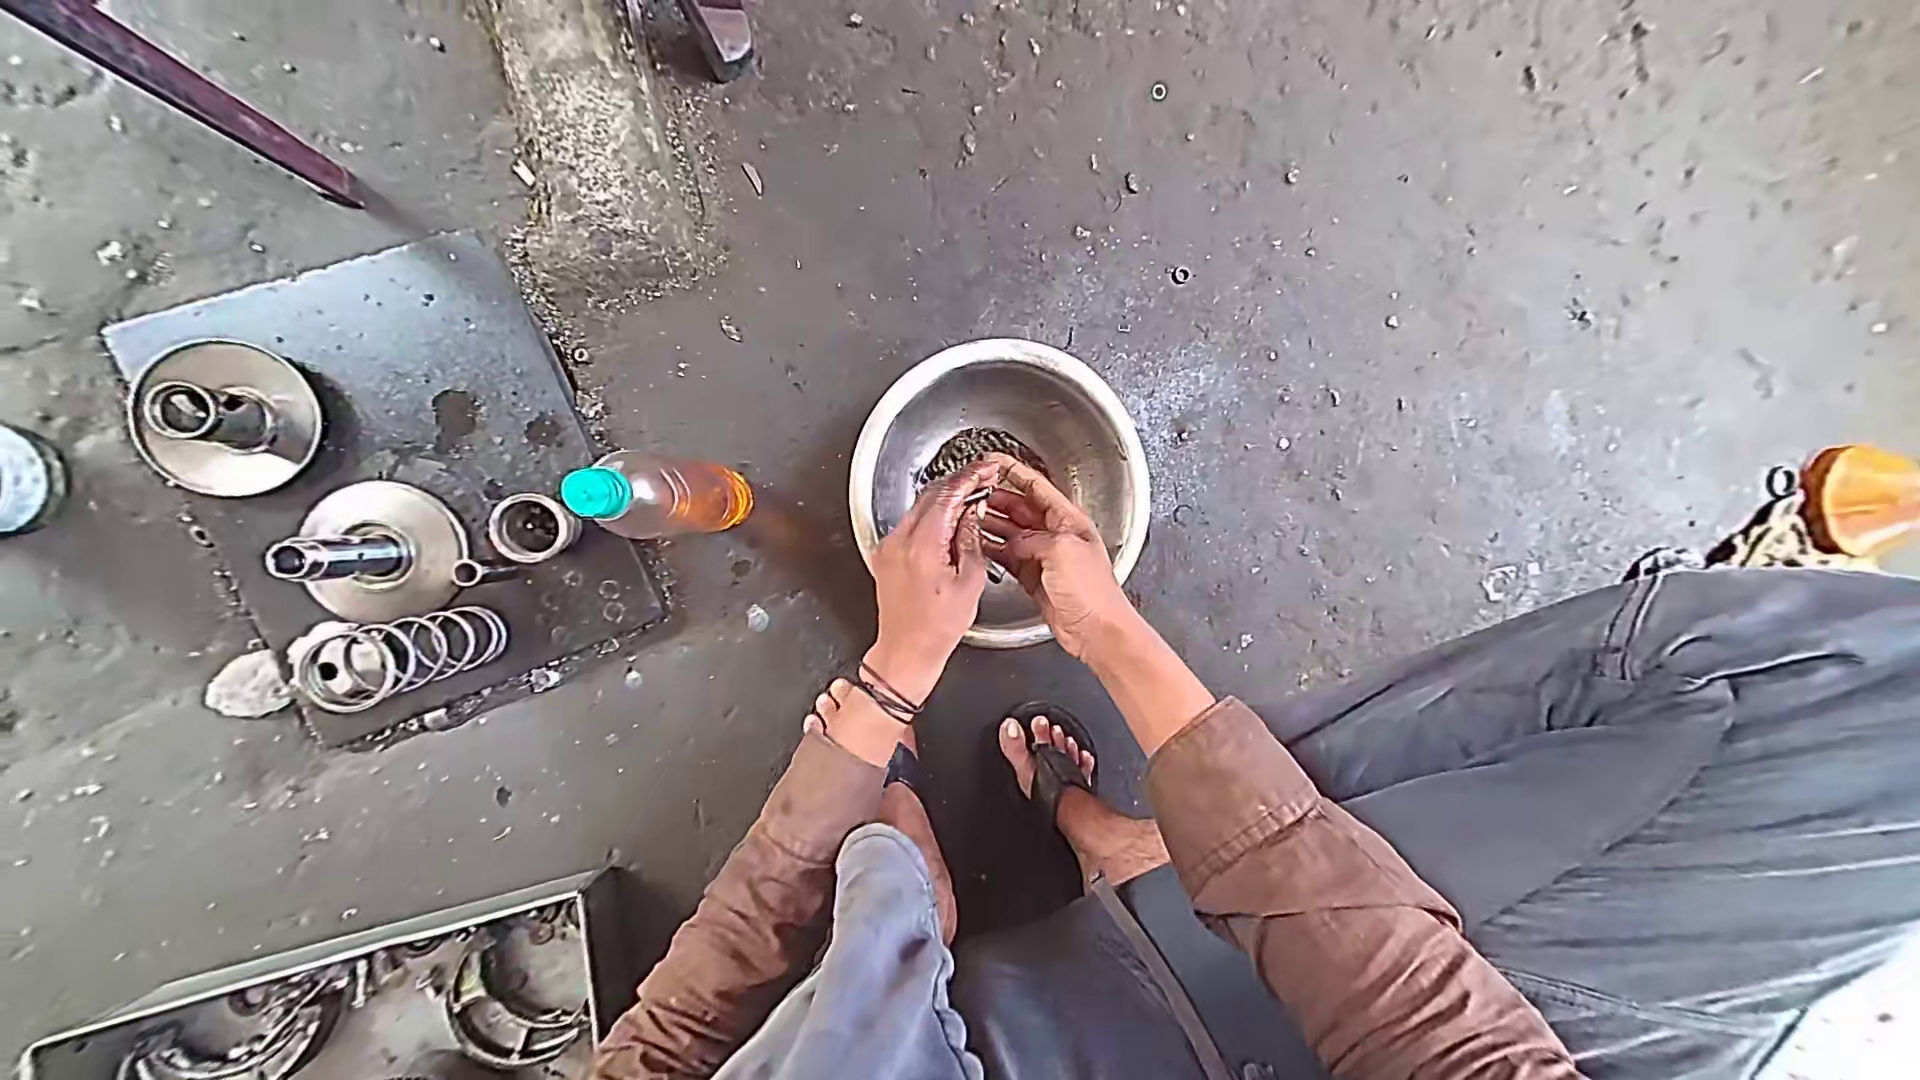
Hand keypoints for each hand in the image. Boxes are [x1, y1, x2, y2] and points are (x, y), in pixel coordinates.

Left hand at [865, 457, 1006, 700]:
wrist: (906, 650)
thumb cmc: (937, 627)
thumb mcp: (970, 582)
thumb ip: (971, 540)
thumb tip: (972, 513)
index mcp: (921, 546)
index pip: (946, 496)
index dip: (968, 478)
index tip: (984, 469)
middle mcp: (899, 541)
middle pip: (930, 496)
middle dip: (958, 484)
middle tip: (981, 479)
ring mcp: (888, 548)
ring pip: (919, 509)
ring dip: (945, 500)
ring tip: (970, 501)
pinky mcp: (885, 556)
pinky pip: (910, 525)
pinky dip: (931, 518)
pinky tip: (949, 523)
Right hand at [980, 453, 1138, 660]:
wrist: (1096, 630)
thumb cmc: (1092, 593)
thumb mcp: (1061, 552)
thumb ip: (1032, 538)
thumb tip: (1012, 541)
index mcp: (1068, 521)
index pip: (1037, 488)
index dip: (1015, 472)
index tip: (995, 461)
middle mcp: (1056, 535)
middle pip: (1020, 508)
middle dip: (996, 497)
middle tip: (974, 492)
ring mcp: (1044, 556)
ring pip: (1011, 531)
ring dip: (991, 522)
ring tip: (970, 515)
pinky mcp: (1034, 576)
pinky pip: (1008, 556)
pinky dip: (993, 549)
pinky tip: (979, 544)